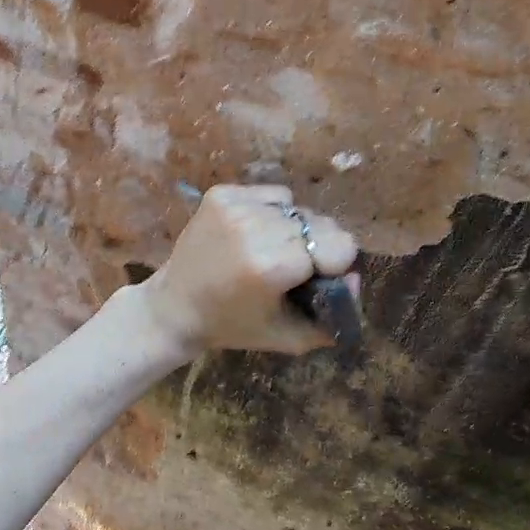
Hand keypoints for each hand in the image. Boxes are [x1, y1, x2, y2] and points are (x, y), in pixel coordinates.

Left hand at [138, 184, 358, 355]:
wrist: (174, 308)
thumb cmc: (233, 326)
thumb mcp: (290, 336)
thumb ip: (334, 314)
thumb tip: (356, 281)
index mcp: (274, 264)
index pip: (341, 245)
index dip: (335, 265)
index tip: (315, 280)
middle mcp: (256, 227)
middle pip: (321, 223)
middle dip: (315, 247)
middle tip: (291, 269)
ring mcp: (236, 205)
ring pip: (297, 208)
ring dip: (293, 229)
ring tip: (269, 251)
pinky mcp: (221, 193)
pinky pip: (271, 195)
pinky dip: (271, 213)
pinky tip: (252, 236)